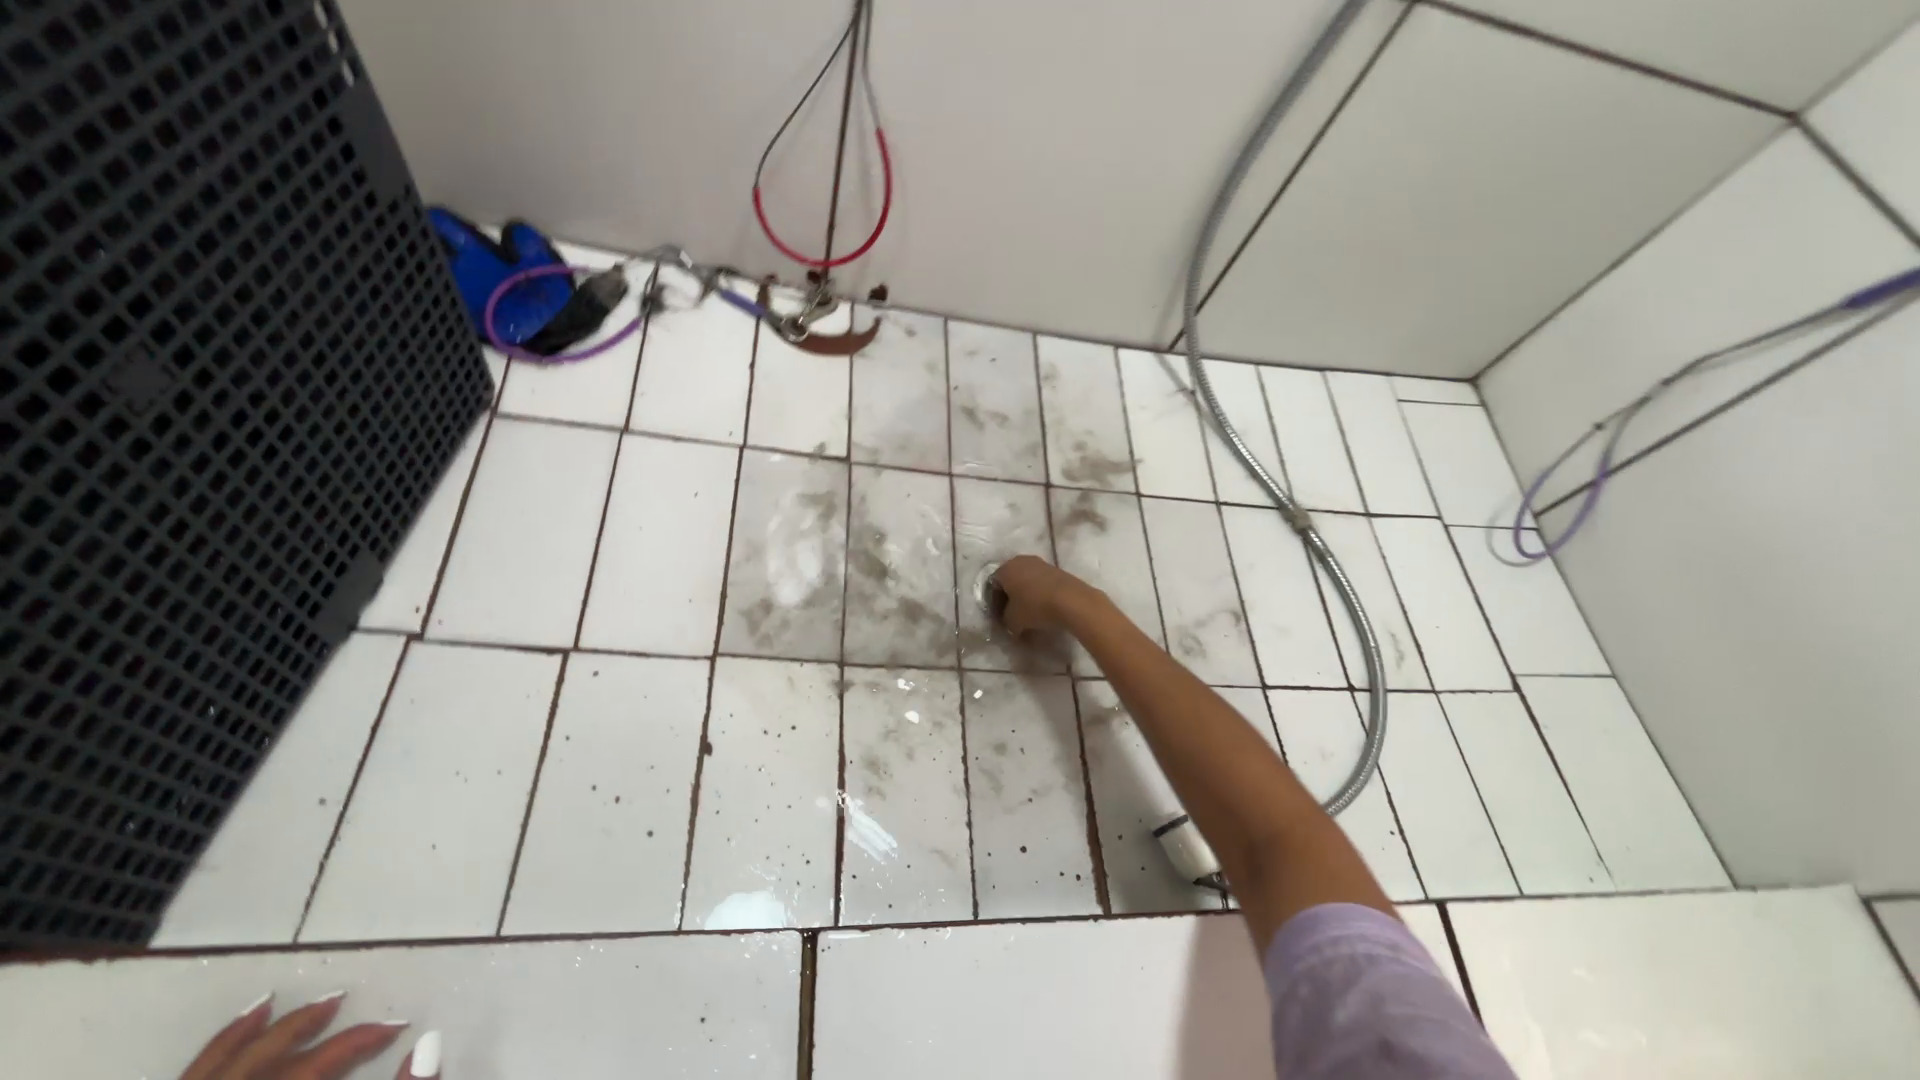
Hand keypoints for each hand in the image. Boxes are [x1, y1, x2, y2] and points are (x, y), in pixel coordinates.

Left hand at [181, 992, 438, 1079]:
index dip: (356, 1042)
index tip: (397, 1027)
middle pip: (262, 1066)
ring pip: (213, 1071)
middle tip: (339, 1000)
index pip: (312, 1068)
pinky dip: (217, 1051)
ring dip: (245, 1037)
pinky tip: (237, 1032)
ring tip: (272, 1004)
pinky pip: (191, 1078)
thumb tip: (428, 1047)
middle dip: (303, 1029)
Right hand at [992, 555, 1101, 636]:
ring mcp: (1040, 563)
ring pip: (1027, 579)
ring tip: (1030, 611)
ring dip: (1026, 593)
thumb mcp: (1013, 620)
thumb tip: (1009, 621)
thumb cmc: (1035, 607)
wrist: (1071, 600)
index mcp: (1006, 569)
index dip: (995, 601)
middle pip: (1010, 579)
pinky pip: (1041, 581)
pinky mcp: (1056, 569)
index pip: (993, 584)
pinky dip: (1039, 592)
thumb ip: (1006, 620)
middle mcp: (1021, 561)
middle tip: (1013, 613)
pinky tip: (1044, 606)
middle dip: (1010, 596)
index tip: (1001, 616)